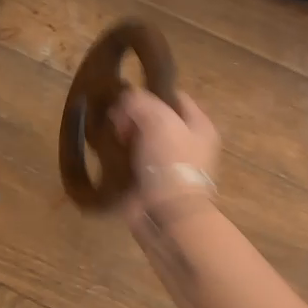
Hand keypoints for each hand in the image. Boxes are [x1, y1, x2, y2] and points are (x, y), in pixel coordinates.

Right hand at [109, 89, 220, 217]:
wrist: (168, 213)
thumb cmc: (170, 162)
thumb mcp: (159, 121)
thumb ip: (142, 103)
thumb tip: (126, 98)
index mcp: (199, 126)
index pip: (174, 97)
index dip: (150, 94)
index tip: (126, 98)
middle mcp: (188, 144)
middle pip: (156, 120)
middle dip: (133, 118)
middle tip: (116, 122)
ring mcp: (170, 165)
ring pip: (143, 141)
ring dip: (125, 138)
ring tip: (108, 137)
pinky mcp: (153, 183)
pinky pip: (134, 163)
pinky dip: (121, 159)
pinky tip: (108, 156)